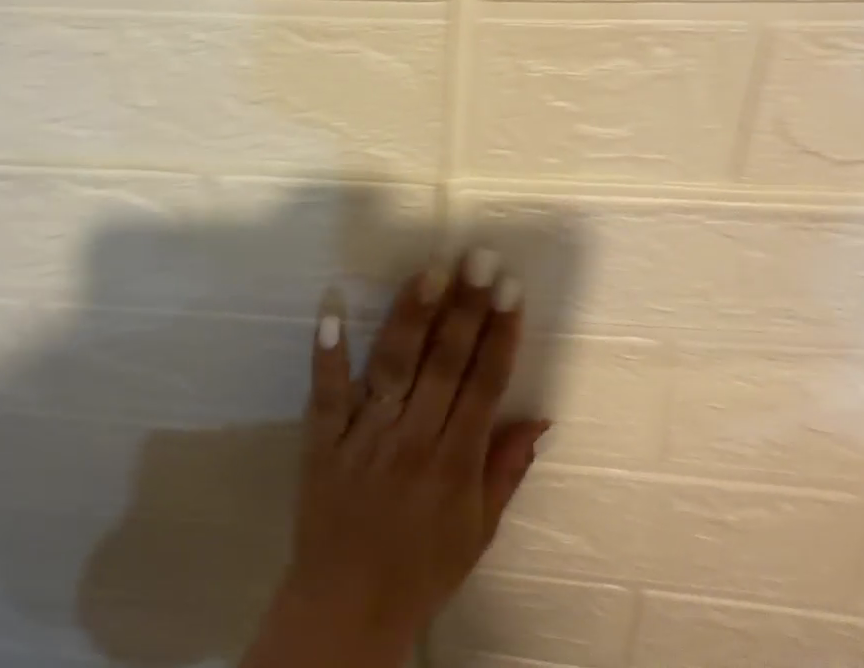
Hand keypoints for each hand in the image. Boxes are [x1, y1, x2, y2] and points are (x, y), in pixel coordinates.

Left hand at [240, 251, 551, 667]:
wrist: (348, 605)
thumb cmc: (422, 567)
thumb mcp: (480, 530)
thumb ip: (507, 469)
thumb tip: (540, 416)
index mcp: (457, 462)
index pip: (484, 385)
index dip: (501, 334)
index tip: (512, 288)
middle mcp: (414, 440)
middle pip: (445, 364)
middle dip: (465, 308)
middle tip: (479, 258)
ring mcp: (366, 436)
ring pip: (393, 367)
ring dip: (411, 317)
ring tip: (429, 271)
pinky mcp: (323, 440)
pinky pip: (326, 392)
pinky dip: (328, 353)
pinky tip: (331, 309)